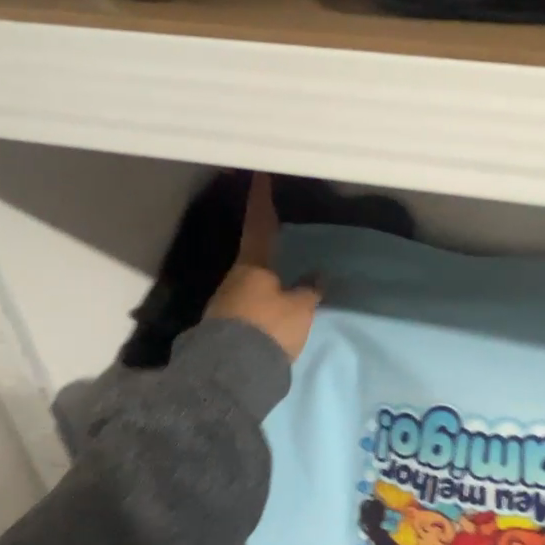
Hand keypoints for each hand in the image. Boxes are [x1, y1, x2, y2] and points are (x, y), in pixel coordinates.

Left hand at [204, 172, 319, 360]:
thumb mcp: (299, 309)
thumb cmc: (269, 328)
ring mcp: (227, 301)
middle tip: (280, 232)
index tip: (259, 174)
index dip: (262, 199)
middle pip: (253, 254)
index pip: (260, 224)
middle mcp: (235, 277)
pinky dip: (261, 300)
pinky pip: (248, 304)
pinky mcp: (226, 325)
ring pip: (251, 281)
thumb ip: (309, 290)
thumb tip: (318, 274)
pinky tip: (273, 308)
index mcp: (253, 265)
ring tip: (285, 279)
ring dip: (266, 278)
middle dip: (266, 244)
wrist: (233, 370)